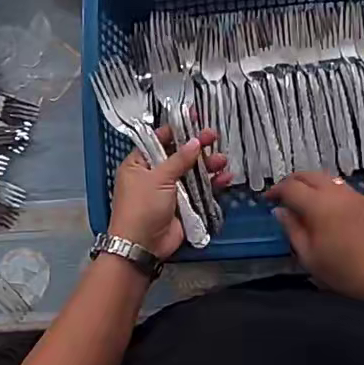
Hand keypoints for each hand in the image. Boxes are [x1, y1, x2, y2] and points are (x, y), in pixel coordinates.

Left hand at [106, 128, 231, 258]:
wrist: (142, 246)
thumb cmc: (142, 207)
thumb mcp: (158, 178)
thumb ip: (179, 159)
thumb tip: (194, 142)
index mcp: (139, 163)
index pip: (158, 140)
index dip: (176, 129)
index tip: (194, 118)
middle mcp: (154, 174)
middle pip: (179, 155)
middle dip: (197, 147)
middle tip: (214, 136)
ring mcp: (170, 190)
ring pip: (192, 172)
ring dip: (207, 165)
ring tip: (222, 160)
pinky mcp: (183, 205)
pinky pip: (200, 190)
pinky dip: (212, 184)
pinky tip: (224, 178)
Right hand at [266, 173, 363, 305]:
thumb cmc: (345, 272)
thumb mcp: (310, 257)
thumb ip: (292, 229)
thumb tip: (280, 211)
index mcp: (320, 205)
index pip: (291, 187)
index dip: (276, 190)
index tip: (268, 200)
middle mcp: (338, 193)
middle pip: (309, 175)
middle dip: (292, 182)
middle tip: (283, 196)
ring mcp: (357, 196)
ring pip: (328, 179)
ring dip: (312, 184)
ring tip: (304, 201)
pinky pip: (344, 189)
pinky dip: (330, 192)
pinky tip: (329, 209)